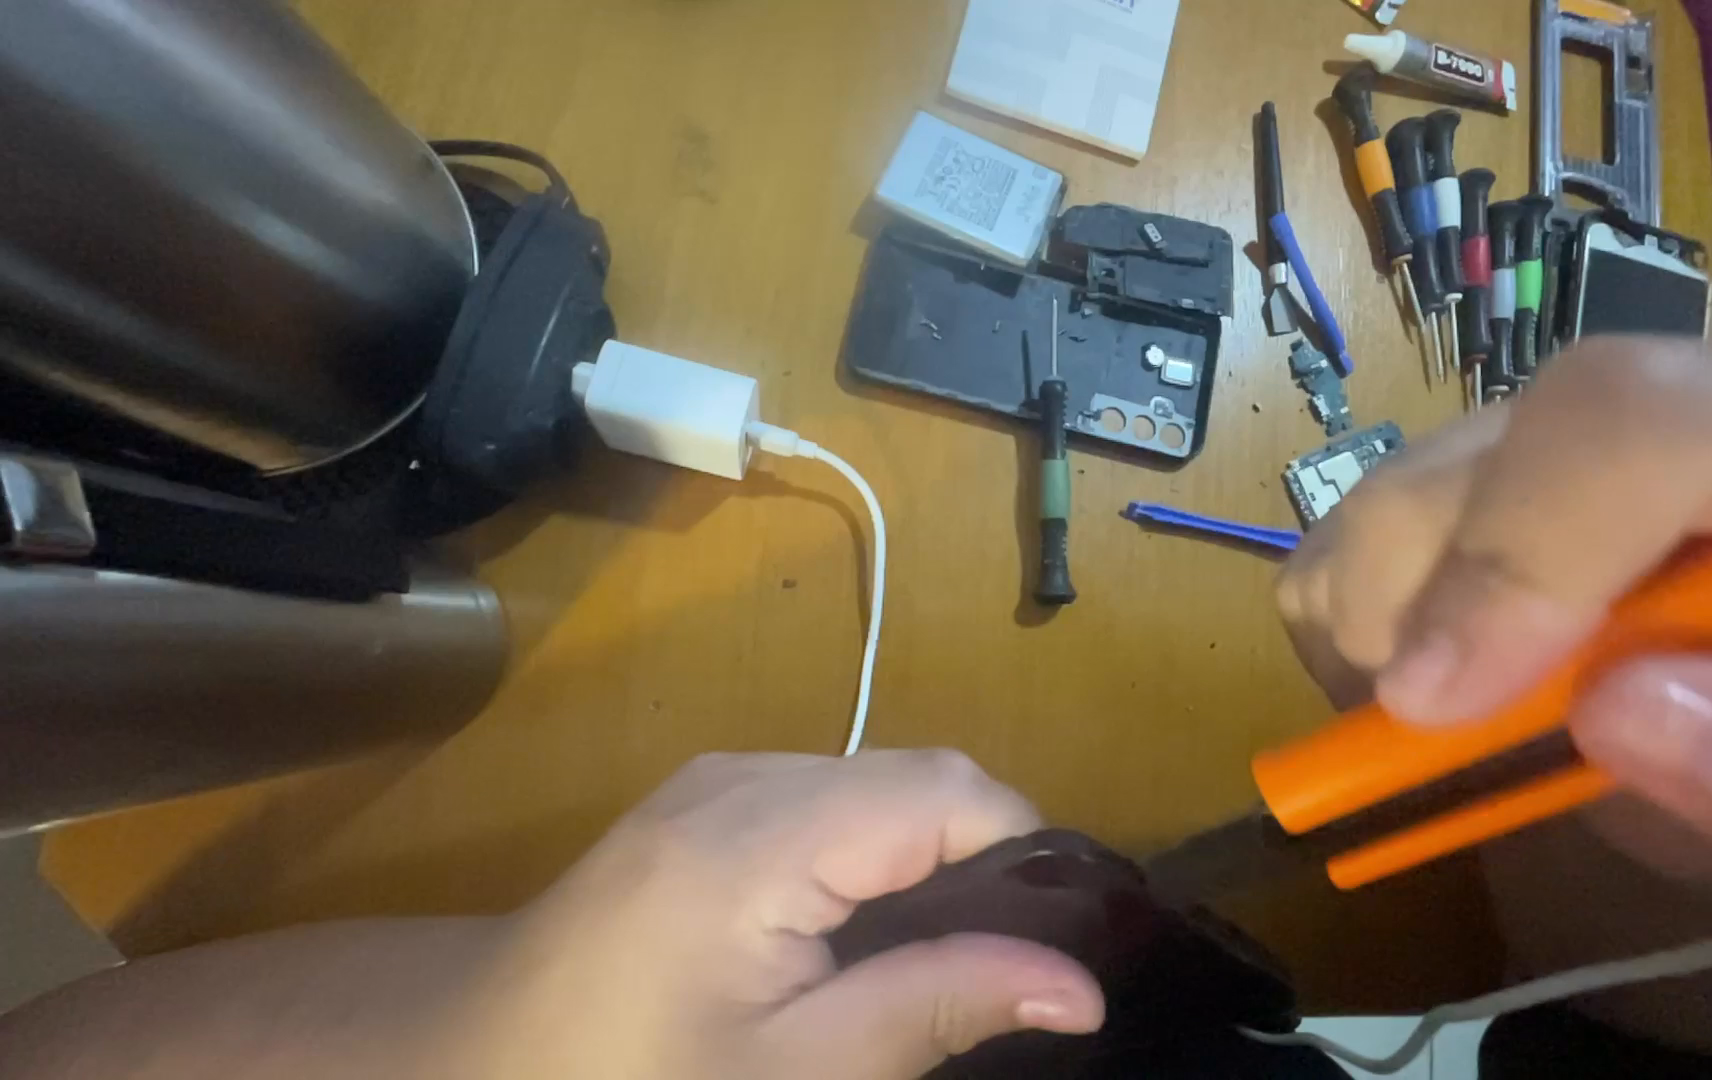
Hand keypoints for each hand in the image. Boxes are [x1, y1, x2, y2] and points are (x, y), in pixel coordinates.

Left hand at [477, 750, 1103, 1079]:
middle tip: (998, 952)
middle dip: (979, 846)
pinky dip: (873, 839)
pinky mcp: (711, 791)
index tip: (1052, 931)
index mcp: (762, 834)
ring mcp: (724, 773)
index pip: (941, 790)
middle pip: (914, 773)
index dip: (1018, 844)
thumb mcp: (795, 1076)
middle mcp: (748, 772)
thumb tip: (1078, 985)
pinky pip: (829, 792)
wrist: (459, 1073)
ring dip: (927, 844)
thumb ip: (936, 1004)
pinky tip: (855, 914)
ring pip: (877, 778)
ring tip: (933, 941)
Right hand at [1277, 339, 1711, 906]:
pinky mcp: (1436, 524)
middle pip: (1454, 465)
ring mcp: (1516, 474)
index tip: (1436, 699)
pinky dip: (1335, 636)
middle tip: (1433, 738)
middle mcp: (1633, 437)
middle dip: (1411, 613)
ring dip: (1369, 633)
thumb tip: (1623, 713)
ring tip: (1450, 725)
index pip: (1628, 418)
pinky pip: (1327, 556)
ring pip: (1366, 507)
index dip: (1518, 548)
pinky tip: (1414, 688)